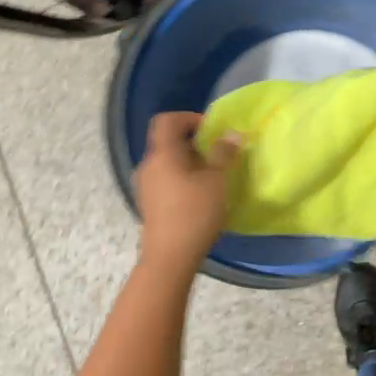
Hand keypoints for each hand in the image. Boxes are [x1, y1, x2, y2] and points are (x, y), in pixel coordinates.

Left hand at [134, 112, 241, 267]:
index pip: (167, 120)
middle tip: (218, 155)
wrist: (169, 257)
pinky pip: (164, 180)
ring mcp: (144, 186)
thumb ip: (223, 153)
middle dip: (194, 143)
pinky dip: (181, 179)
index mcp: (162, 154)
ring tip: (211, 178)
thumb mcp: (216, 181)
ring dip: (189, 163)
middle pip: (167, 141)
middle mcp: (148, 165)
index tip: (212, 131)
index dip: (189, 118)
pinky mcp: (148, 204)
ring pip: (167, 162)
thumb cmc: (194, 213)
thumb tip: (231, 134)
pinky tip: (198, 197)